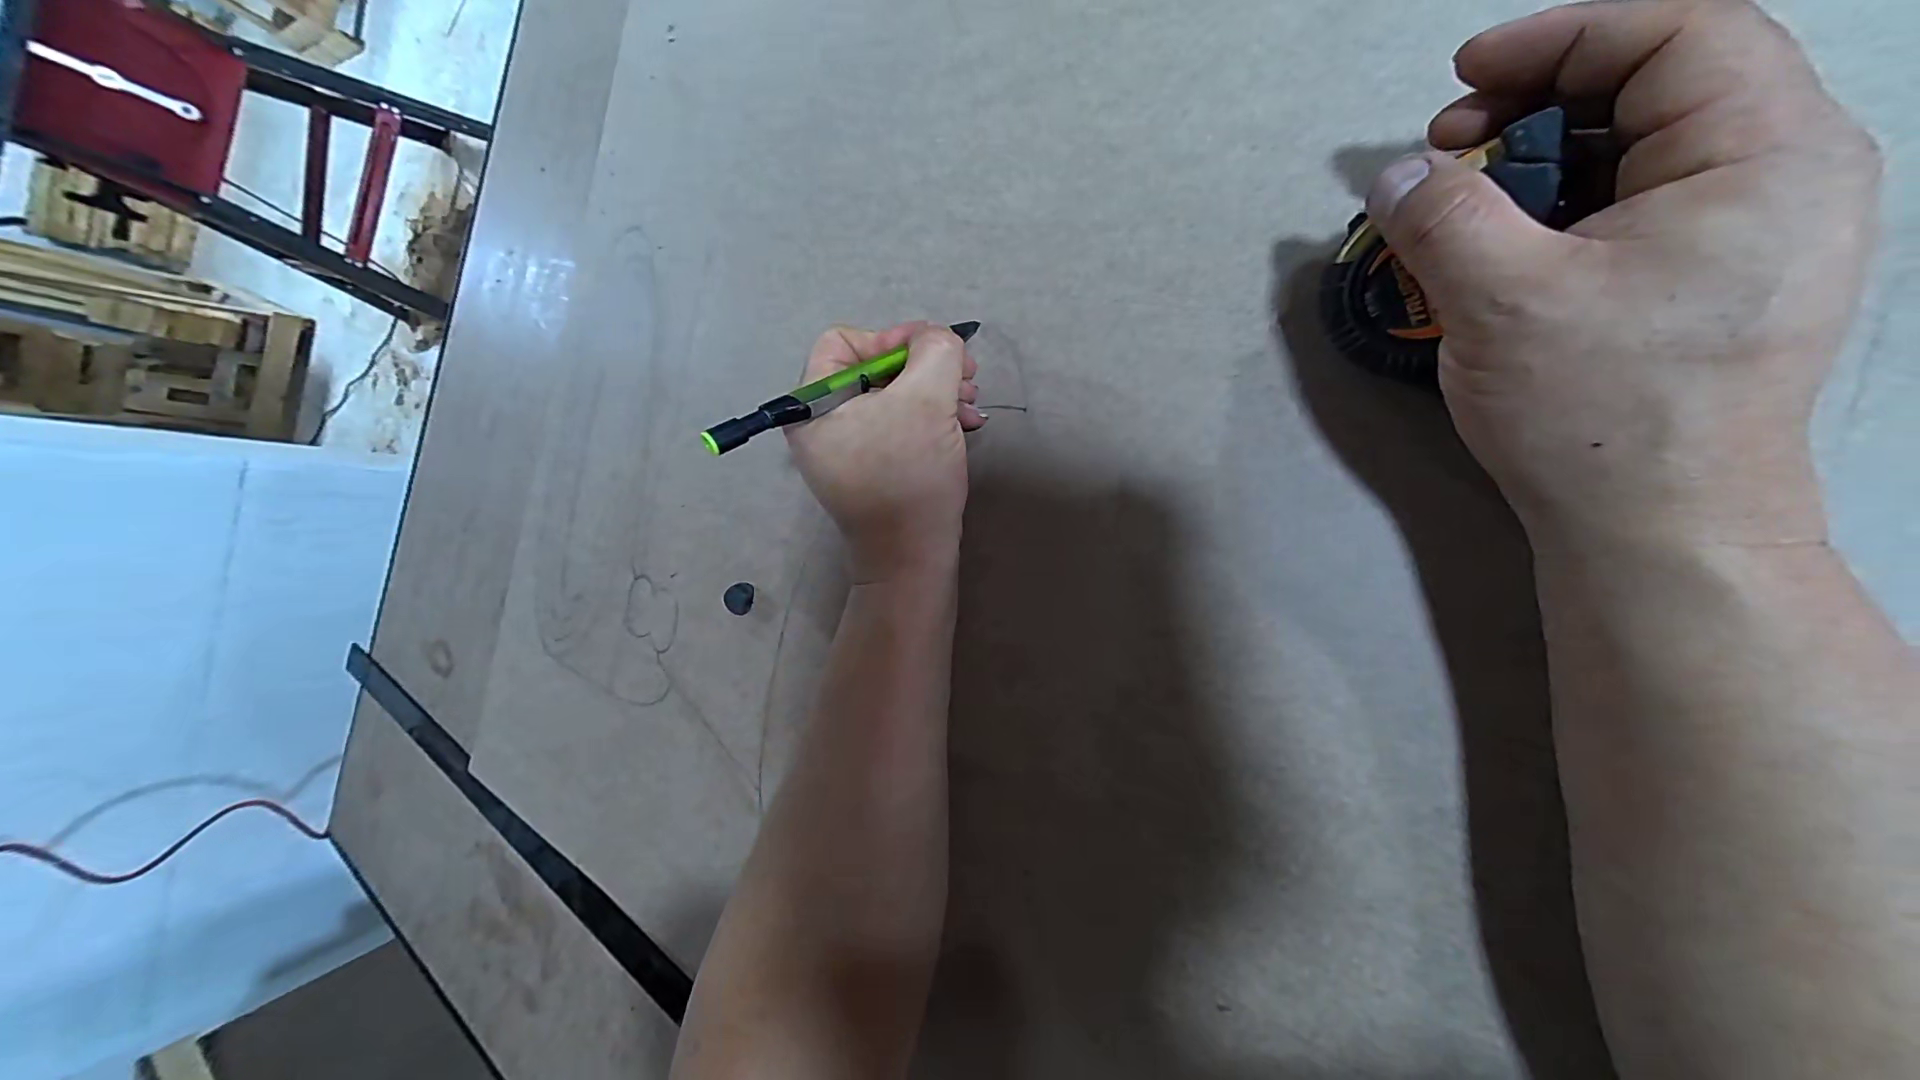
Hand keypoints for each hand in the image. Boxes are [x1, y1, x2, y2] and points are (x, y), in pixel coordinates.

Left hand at [786, 322, 985, 583]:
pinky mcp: (871, 466)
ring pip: (894, 396)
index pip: (844, 341)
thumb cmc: (910, 477)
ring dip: (936, 392)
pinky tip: (964, 425)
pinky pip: (898, 425)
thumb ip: (935, 352)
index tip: (934, 354)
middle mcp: (822, 423)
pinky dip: (931, 418)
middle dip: (925, 367)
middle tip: (966, 378)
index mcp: (813, 404)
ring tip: (970, 404)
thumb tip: (936, 338)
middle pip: (875, 367)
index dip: (892, 338)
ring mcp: (847, 447)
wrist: (912, 557)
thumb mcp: (927, 401)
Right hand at [1366, 0, 1880, 548]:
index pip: (1675, 37)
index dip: (1559, 38)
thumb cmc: (1594, 409)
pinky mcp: (1700, 292)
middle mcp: (1777, 182)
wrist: (1654, 525)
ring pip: (1631, 165)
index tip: (1461, 73)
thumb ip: (1442, 221)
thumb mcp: (1502, 302)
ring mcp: (1742, 242)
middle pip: (1653, 95)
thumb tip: (1392, 177)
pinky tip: (1495, 254)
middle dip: (1535, 107)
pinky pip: (1624, 222)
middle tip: (1443, 148)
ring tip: (1457, 207)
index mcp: (1764, 155)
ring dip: (1535, 169)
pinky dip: (1551, 220)